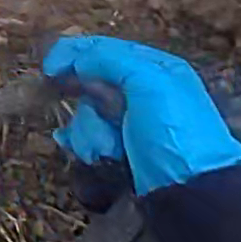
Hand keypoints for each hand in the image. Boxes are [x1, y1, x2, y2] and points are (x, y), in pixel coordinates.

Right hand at [44, 36, 240, 193]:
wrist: (191, 192)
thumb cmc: (171, 131)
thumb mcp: (148, 82)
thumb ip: (110, 60)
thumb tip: (76, 61)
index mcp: (154, 68)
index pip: (104, 49)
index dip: (74, 52)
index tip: (50, 66)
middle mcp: (141, 90)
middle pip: (92, 79)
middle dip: (81, 91)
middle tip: (59, 94)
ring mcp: (130, 121)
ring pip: (88, 110)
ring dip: (88, 127)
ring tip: (103, 146)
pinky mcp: (121, 148)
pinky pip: (91, 136)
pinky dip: (88, 144)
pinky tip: (94, 154)